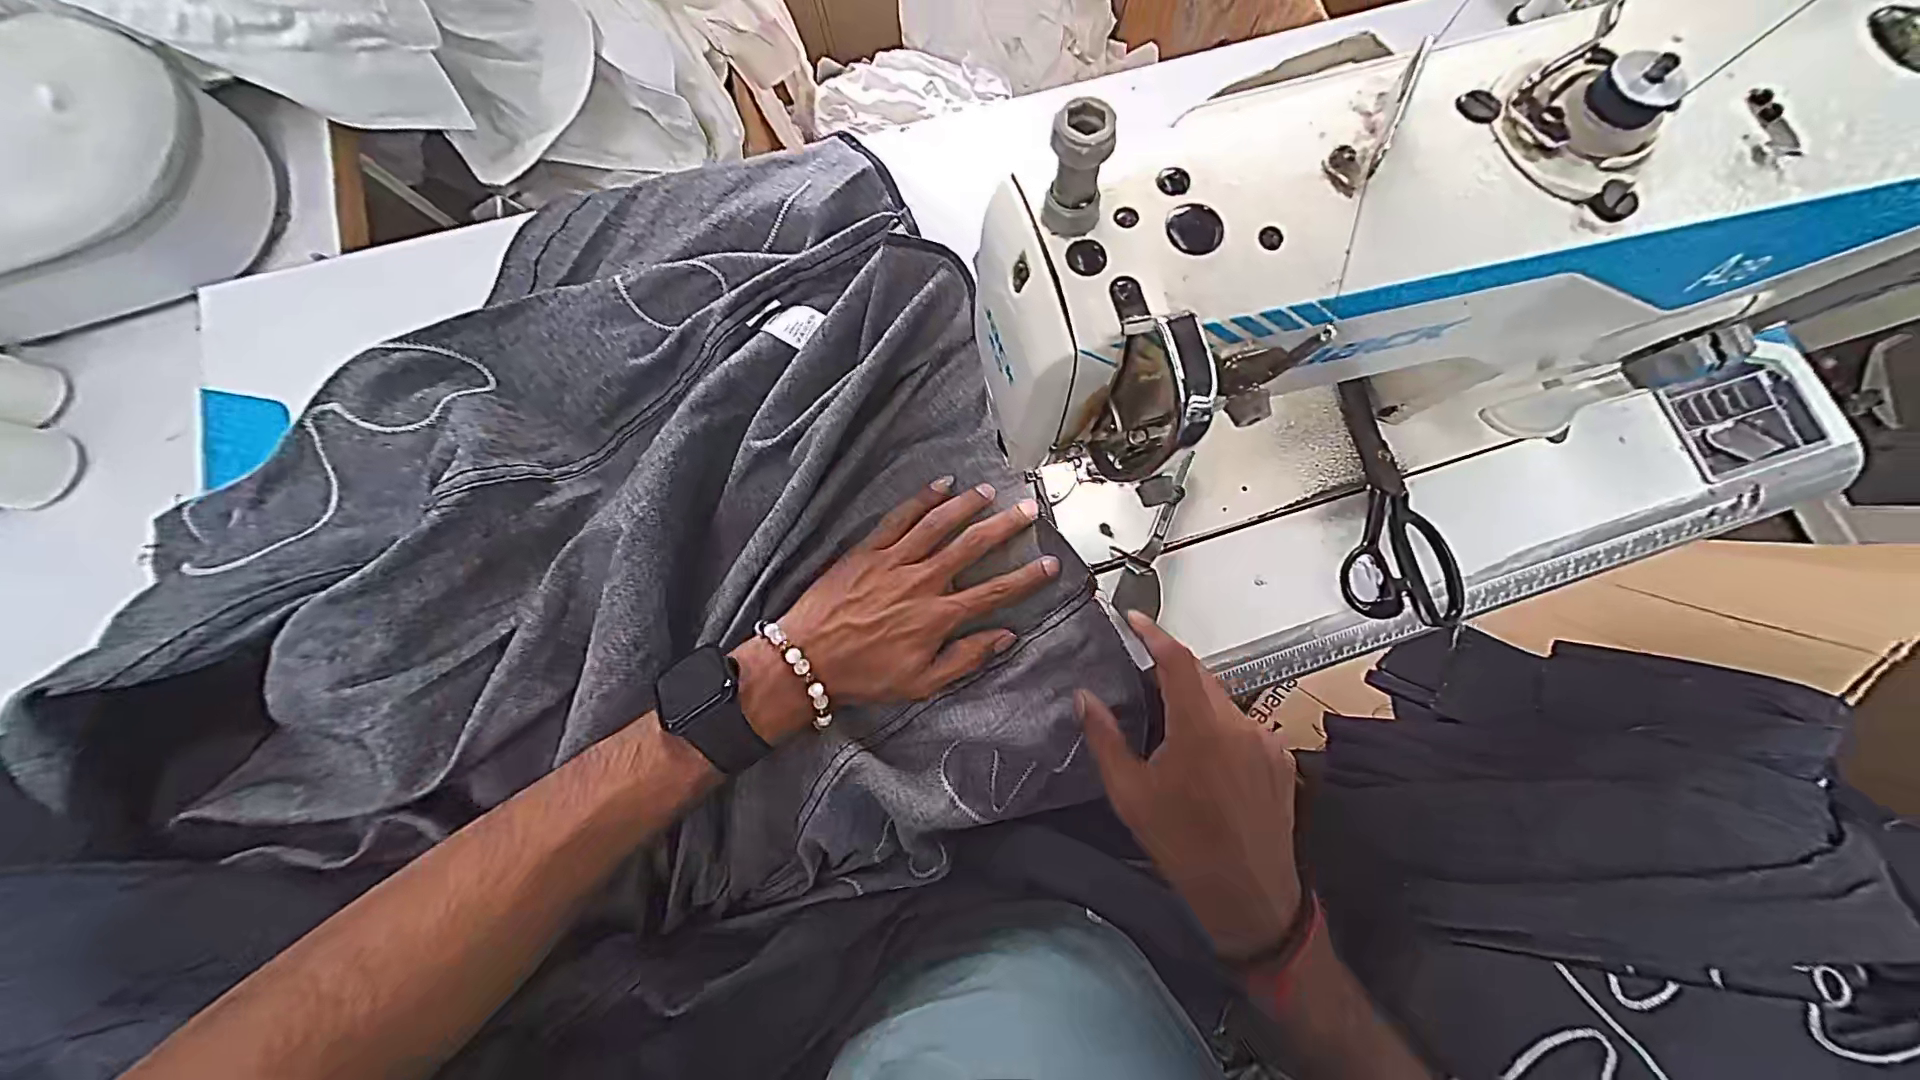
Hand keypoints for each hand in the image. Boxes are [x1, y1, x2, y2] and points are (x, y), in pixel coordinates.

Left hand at [734, 477, 1061, 740]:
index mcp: (937, 616)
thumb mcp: (921, 682)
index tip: (1049, 564)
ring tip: (989, 491)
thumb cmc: (862, 675)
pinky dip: (922, 499)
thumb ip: (965, 658)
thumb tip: (1003, 637)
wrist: (806, 660)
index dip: (1026, 577)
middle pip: (973, 546)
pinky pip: (900, 518)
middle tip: (1027, 509)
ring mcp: (894, 562)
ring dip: (967, 505)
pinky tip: (940, 486)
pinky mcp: (868, 551)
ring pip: (939, 524)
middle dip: (1005, 525)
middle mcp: (921, 582)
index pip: (995, 591)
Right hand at [1078, 611, 1302, 962]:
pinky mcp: (1281, 758)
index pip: (1177, 660)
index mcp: (1199, 728)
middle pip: (1202, 675)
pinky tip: (1205, 755)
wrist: (1249, 895)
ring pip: (1223, 699)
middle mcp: (1238, 725)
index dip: (1154, 633)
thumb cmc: (1184, 845)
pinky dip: (1220, 723)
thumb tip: (1085, 698)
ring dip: (1195, 699)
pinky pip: (1243, 723)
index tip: (1135, 619)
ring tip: (1172, 728)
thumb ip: (1105, 737)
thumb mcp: (1130, 792)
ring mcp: (1265, 741)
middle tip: (1144, 678)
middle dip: (1172, 667)